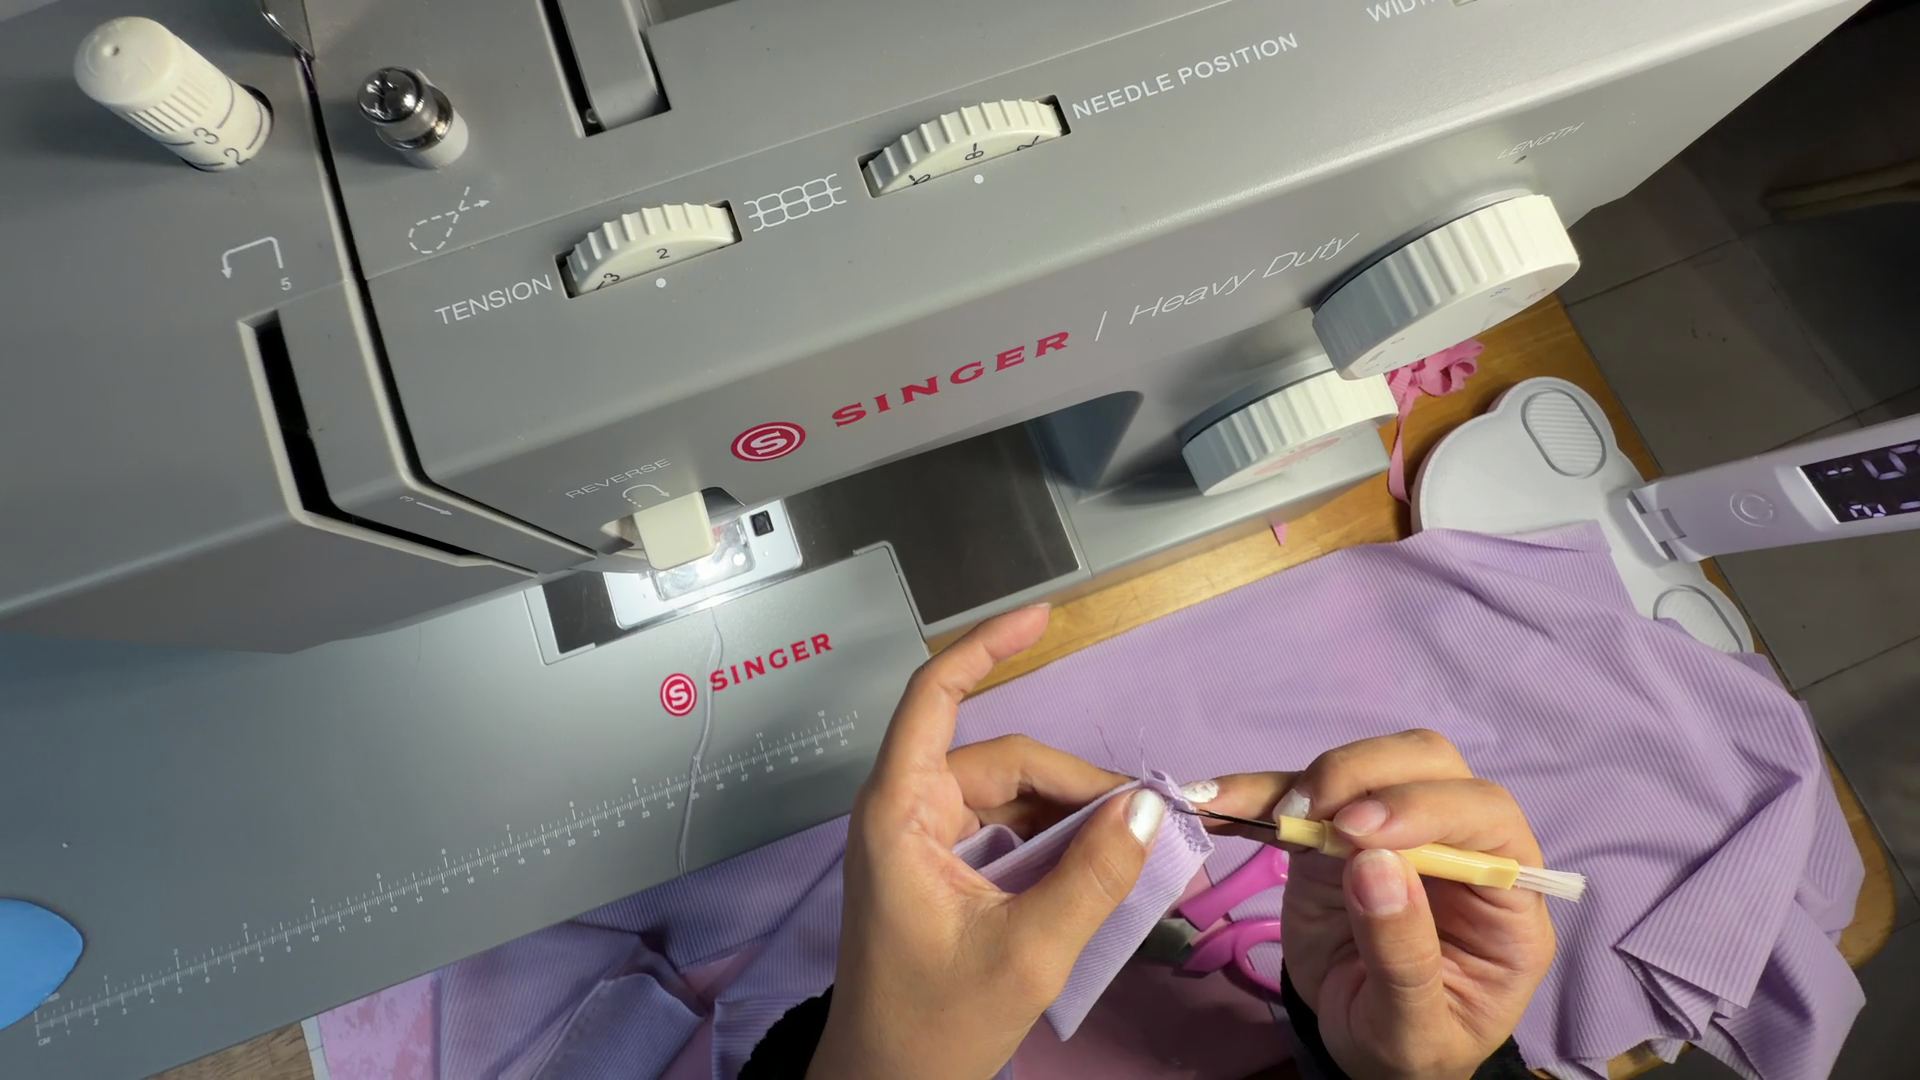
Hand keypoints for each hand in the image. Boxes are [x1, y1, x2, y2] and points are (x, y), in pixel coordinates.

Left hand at [810, 606, 1168, 1079]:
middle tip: (1149, 814)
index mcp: (899, 807)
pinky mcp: (946, 857)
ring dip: (1073, 808)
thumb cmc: (932, 1028)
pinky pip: (1010, 822)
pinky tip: (1100, 852)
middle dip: (1076, 781)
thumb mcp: (1024, 955)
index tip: (1042, 616)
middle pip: (1003, 757)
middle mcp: (909, 803)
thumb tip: (1150, 808)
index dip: (985, 644)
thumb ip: (1091, 878)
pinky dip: (1056, 833)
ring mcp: (927, 830)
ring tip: (1136, 835)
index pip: (934, 694)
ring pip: (1013, 791)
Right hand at [1199, 730, 1555, 1079]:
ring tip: (1271, 822)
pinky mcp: (1328, 830)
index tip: (1353, 832)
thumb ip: (1403, 955)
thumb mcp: (1415, 1030)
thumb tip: (1373, 863)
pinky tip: (1210, 802)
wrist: (1359, 1043)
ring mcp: (1387, 830)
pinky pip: (1291, 792)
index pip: (1485, 816)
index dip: (1423, 806)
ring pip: (1362, 762)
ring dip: (1307, 778)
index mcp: (1501, 897)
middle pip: (1426, 762)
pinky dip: (1250, 793)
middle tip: (1309, 816)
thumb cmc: (1407, 1045)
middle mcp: (1450, 845)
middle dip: (1362, 773)